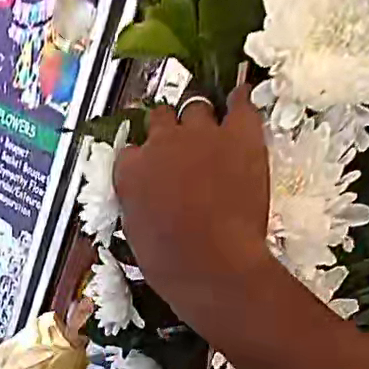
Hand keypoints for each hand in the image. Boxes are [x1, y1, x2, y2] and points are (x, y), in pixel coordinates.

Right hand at [113, 87, 288, 341]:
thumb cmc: (173, 264)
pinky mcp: (239, 132)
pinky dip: (239, 102)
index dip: (141, 161)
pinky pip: (240, 102)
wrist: (215, 267)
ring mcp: (201, 134)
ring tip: (208, 135)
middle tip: (177, 151)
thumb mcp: (137, 236)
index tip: (149, 169)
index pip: (129, 152)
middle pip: (160, 119)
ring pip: (196, 107)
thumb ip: (138, 204)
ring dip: (199, 120)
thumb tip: (146, 198)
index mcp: (131, 172)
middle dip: (167, 132)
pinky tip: (239, 105)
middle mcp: (161, 144)